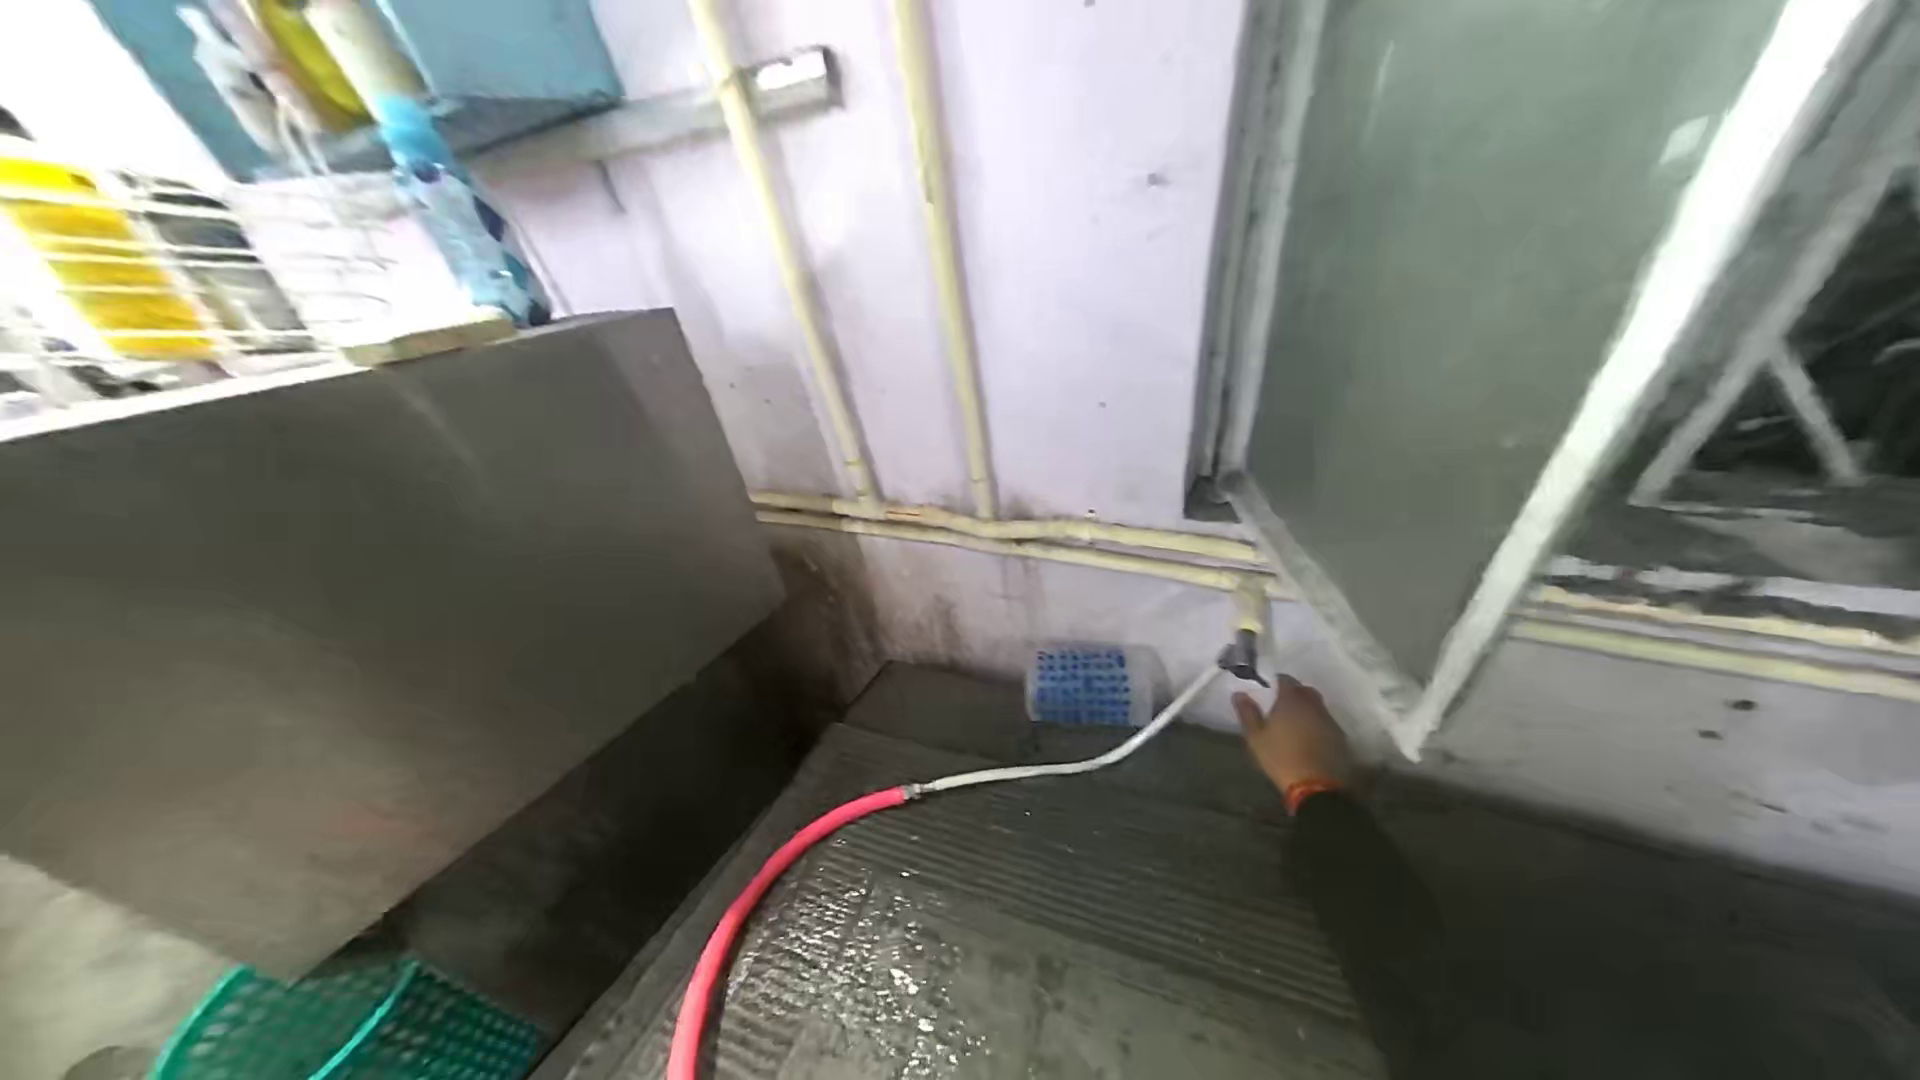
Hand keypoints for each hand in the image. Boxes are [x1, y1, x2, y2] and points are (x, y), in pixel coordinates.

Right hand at [1233, 676, 1350, 795]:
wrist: (1314, 786)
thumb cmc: (1279, 757)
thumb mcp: (1255, 736)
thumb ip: (1247, 712)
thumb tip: (1239, 694)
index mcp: (1290, 701)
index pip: (1286, 680)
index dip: (1278, 681)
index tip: (1270, 688)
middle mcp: (1312, 706)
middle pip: (1305, 690)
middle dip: (1295, 692)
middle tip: (1282, 703)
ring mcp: (1329, 721)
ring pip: (1318, 705)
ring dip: (1307, 707)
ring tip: (1295, 720)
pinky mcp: (1339, 737)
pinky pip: (1326, 721)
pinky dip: (1317, 722)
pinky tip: (1309, 735)